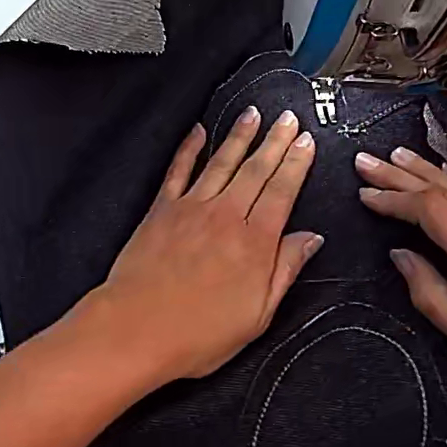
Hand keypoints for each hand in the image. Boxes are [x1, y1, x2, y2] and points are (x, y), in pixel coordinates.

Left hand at [79, 108, 324, 383]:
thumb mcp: (256, 315)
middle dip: (275, 141)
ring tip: (254, 114)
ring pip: (223, 162)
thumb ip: (285, 270)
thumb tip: (311, 239)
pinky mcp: (163, 209)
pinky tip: (199, 131)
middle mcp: (227, 215)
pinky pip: (179, 170)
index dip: (296, 164)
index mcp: (254, 242)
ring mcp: (193, 207)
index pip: (282, 191)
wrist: (135, 329)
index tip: (305, 142)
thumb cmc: (198, 333)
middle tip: (288, 118)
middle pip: (257, 169)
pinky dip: (189, 148)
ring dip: (240, 135)